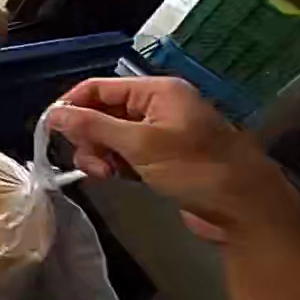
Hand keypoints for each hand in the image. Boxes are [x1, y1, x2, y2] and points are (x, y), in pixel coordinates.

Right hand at [47, 77, 299, 243]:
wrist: (248, 212)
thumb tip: (54, 114)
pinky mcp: (162, 159)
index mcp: (156, 91)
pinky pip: (125, 154)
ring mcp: (160, 133)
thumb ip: (94, 127)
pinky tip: (116, 178)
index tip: (51, 130)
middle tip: (90, 162)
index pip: (99, 87)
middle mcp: (157, 106)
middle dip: (89, 136)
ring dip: (100, 153)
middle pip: (103, 112)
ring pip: (111, 136)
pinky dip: (115, 164)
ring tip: (106, 175)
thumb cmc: (197, 169)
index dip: (72, 105)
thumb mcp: (140, 145)